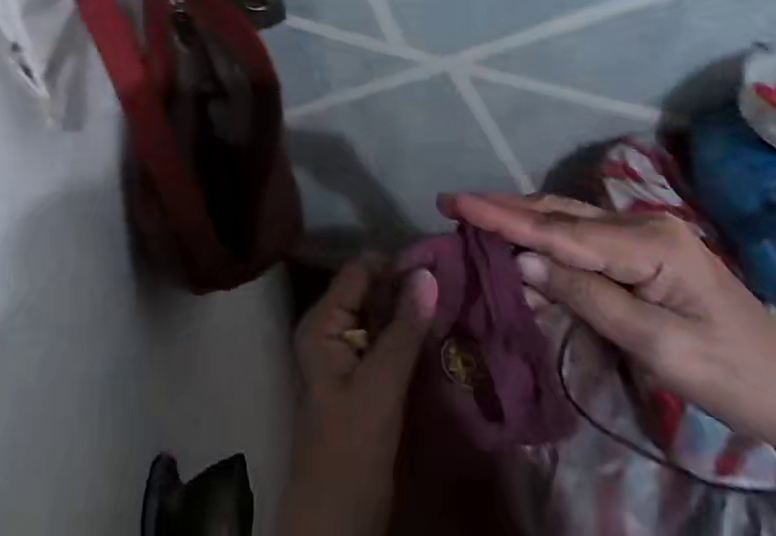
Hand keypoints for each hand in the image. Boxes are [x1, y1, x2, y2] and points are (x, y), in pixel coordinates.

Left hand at [277, 257, 437, 535]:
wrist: (337, 518)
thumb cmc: (351, 449)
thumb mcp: (380, 387)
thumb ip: (404, 329)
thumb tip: (429, 272)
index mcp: (322, 323)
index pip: (361, 269)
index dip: (398, 264)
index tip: (441, 268)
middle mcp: (331, 327)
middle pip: (373, 286)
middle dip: (410, 285)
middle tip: (454, 286)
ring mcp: (348, 349)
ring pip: (385, 311)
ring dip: (415, 308)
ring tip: (454, 303)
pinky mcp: (365, 371)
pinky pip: (390, 335)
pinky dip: (413, 331)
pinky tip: (441, 330)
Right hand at [440, 192, 775, 465]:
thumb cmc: (731, 376)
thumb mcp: (657, 345)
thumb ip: (589, 296)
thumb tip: (524, 259)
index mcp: (650, 243)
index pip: (561, 229)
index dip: (505, 217)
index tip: (456, 200)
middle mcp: (645, 226)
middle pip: (562, 215)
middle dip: (507, 209)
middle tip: (454, 204)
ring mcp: (648, 238)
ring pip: (572, 223)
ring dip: (524, 222)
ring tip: (476, 220)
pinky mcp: (648, 255)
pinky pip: (587, 243)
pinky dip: (550, 243)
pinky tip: (526, 249)